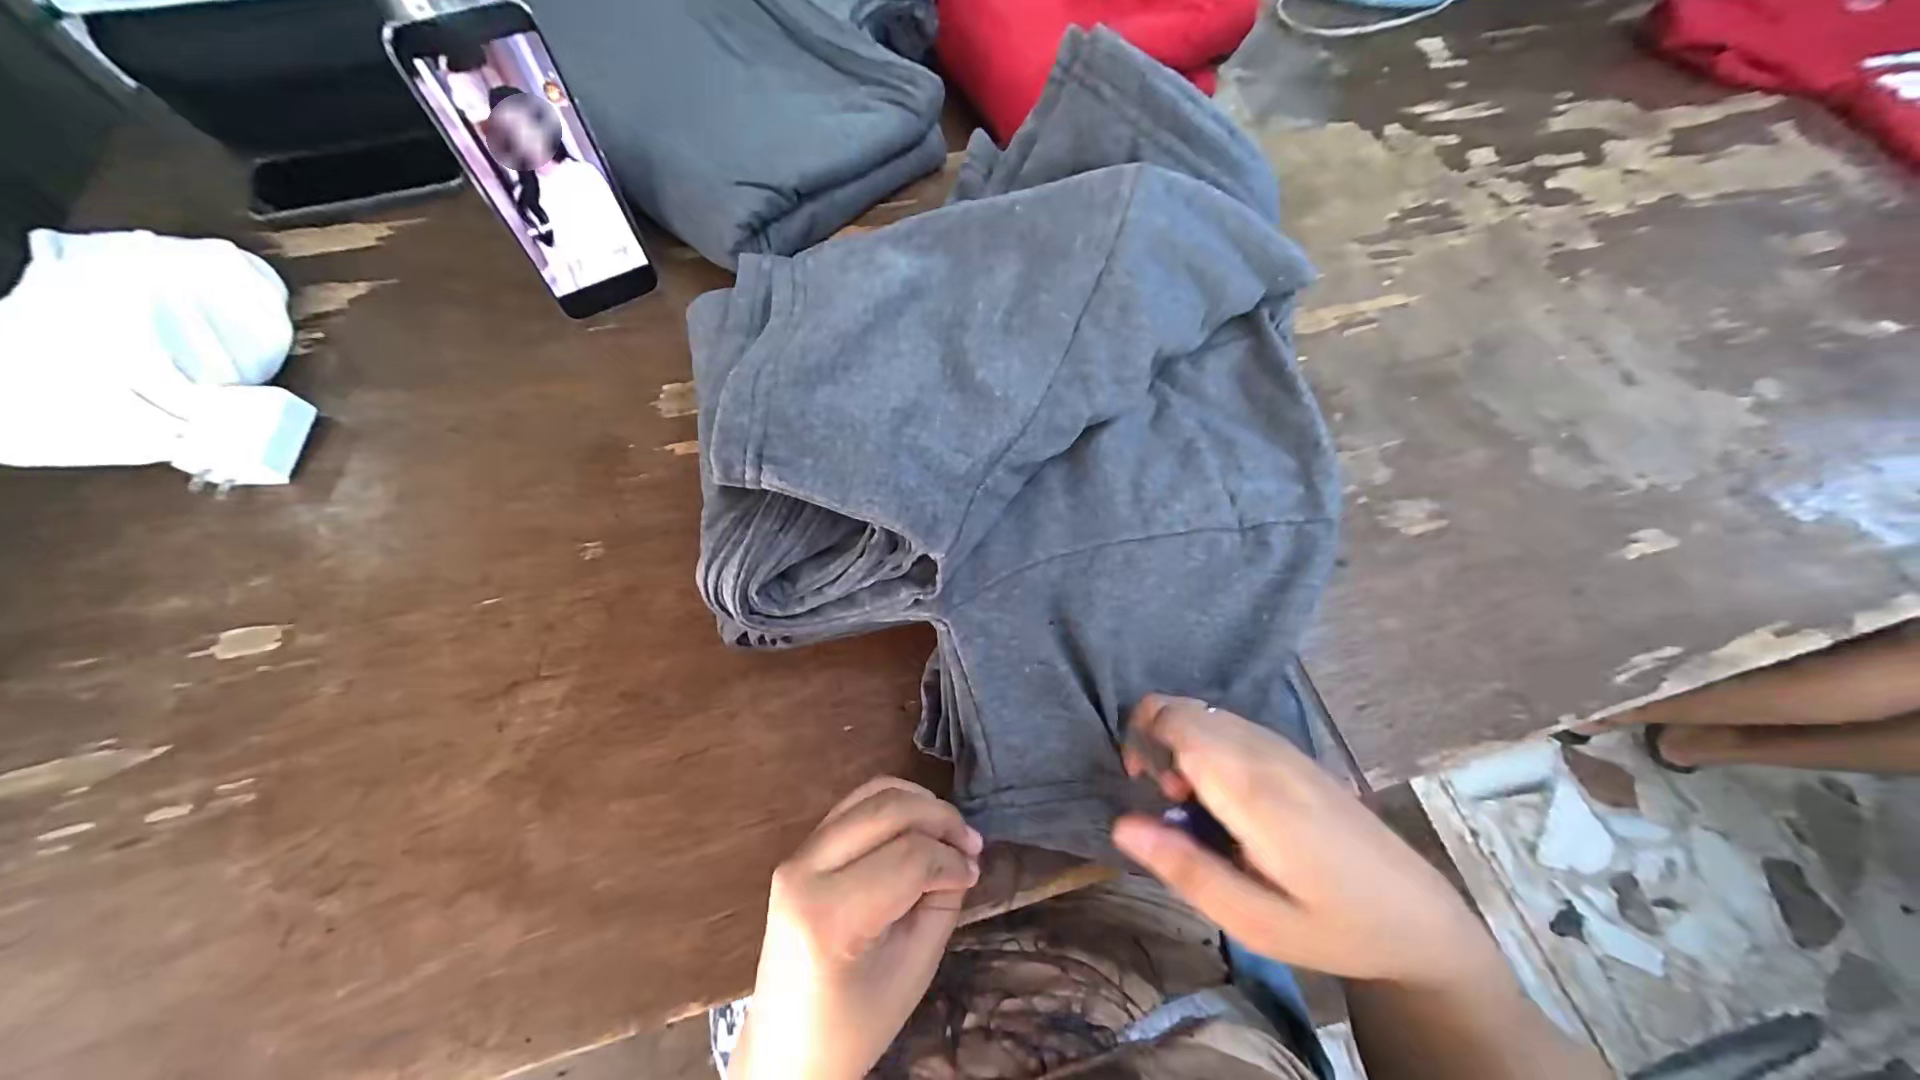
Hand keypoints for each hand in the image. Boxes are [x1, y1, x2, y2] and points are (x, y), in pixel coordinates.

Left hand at [732, 777, 982, 1079]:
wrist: (788, 1045)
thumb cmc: (854, 1022)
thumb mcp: (913, 969)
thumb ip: (941, 902)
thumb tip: (960, 855)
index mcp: (830, 915)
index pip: (909, 857)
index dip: (951, 858)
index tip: (974, 873)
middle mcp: (805, 871)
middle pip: (887, 810)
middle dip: (939, 817)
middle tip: (971, 841)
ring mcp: (797, 855)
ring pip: (870, 794)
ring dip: (919, 802)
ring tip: (949, 830)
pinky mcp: (801, 850)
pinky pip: (854, 804)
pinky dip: (894, 803)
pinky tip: (920, 824)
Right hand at [1113, 695, 1498, 989]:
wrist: (1420, 917)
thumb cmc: (1333, 925)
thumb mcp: (1253, 920)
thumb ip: (1184, 868)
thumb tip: (1121, 824)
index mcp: (1251, 785)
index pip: (1172, 718)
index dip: (1140, 740)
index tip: (1146, 788)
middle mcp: (1263, 749)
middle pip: (1181, 707)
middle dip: (1154, 741)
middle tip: (1168, 800)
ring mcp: (1282, 745)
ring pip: (1203, 712)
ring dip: (1179, 743)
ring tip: (1195, 804)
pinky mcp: (1292, 752)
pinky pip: (1228, 725)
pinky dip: (1205, 746)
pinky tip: (1225, 798)